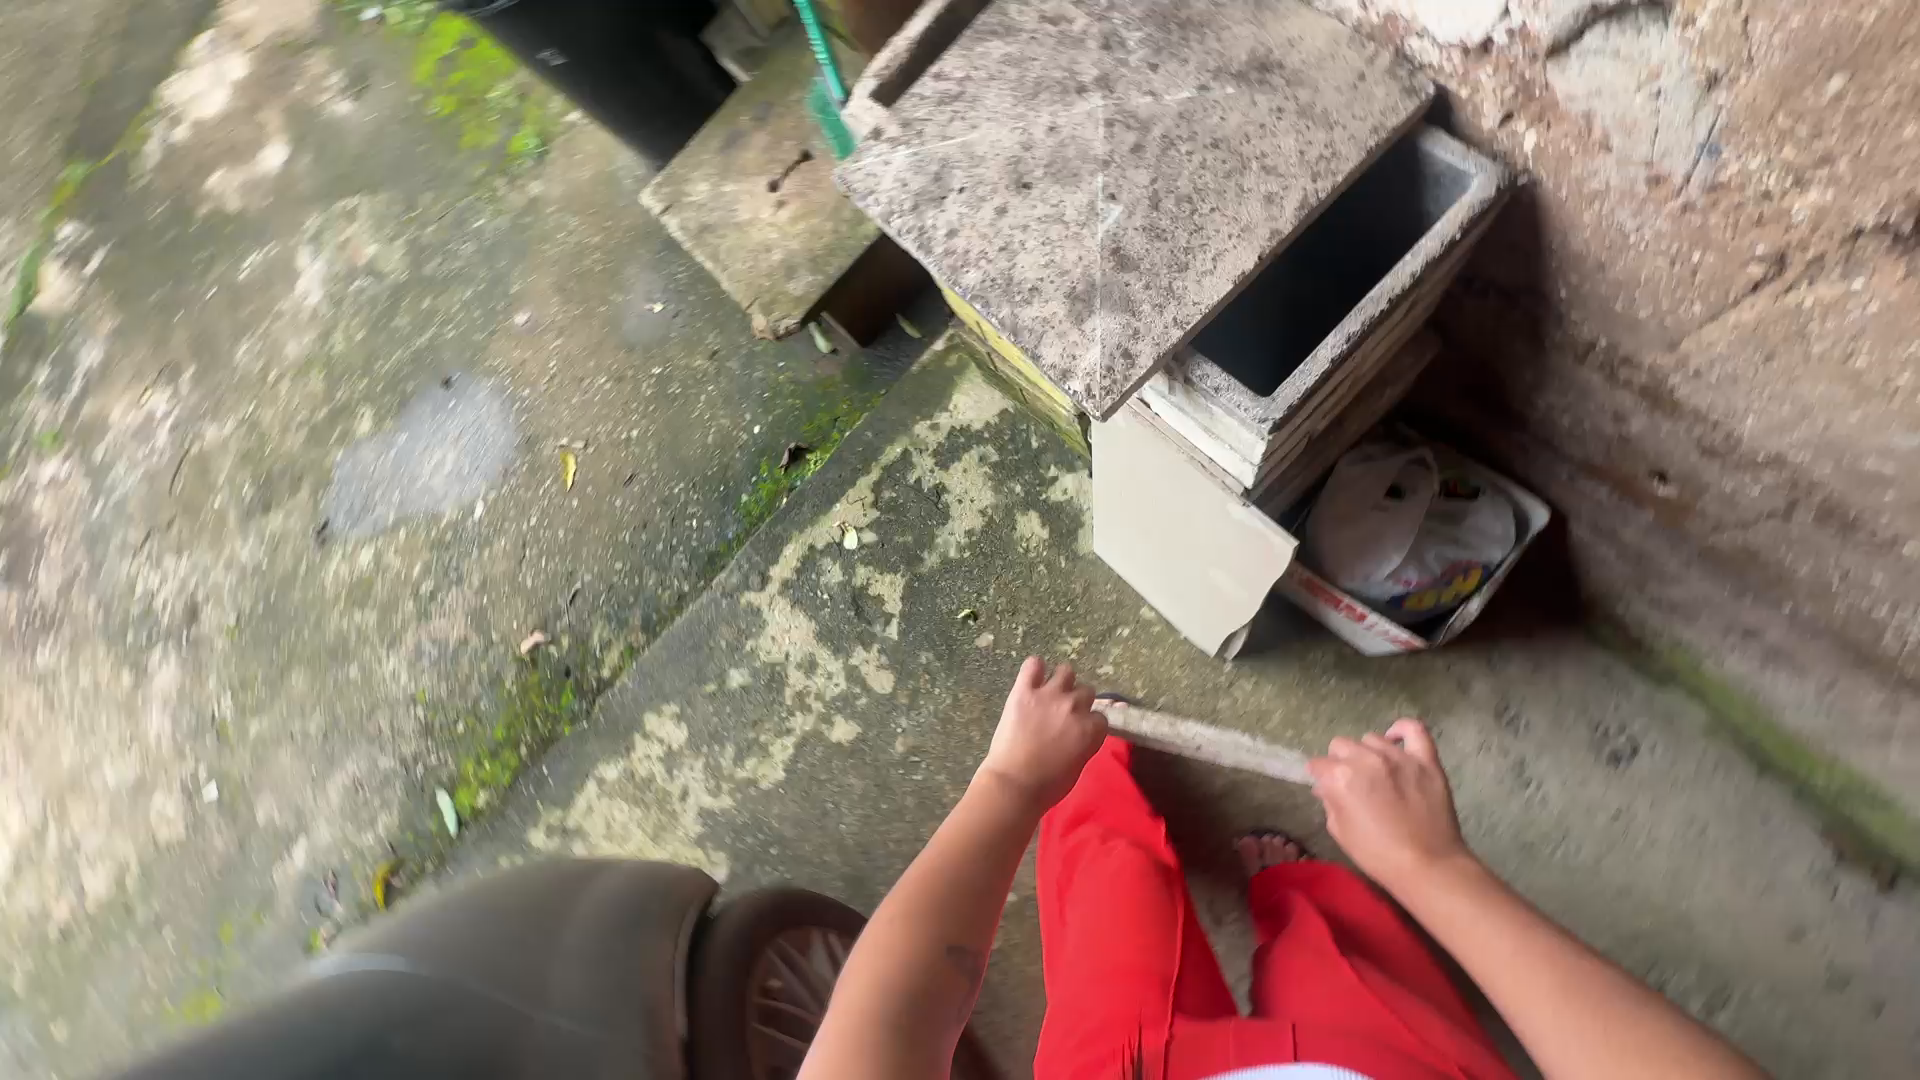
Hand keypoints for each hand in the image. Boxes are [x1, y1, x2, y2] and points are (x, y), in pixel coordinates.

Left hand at [976, 657, 1106, 812]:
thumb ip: (1085, 742)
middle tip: (1063, 714)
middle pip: (1086, 691)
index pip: (1099, 717)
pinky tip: (1032, 679)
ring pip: (1066, 671)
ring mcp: (1049, 695)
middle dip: (1077, 702)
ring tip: (1050, 693)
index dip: (1088, 723)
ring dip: (1061, 682)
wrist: (1014, 783)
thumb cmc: (1048, 785)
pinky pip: (1033, 664)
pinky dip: (1035, 668)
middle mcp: (1074, 706)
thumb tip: (1083, 731)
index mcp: (1091, 729)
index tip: (1078, 731)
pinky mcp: (1024, 690)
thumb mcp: (1079, 765)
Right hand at [1309, 718, 1474, 893]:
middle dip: (1340, 762)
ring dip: (1367, 752)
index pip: (1318, 764)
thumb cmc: (1377, 854)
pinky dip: (1402, 730)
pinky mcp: (1425, 761)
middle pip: (1340, 745)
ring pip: (1370, 739)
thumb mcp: (1339, 830)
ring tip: (1377, 771)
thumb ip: (1329, 800)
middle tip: (1353, 782)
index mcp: (1340, 777)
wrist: (1429, 867)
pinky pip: (1414, 730)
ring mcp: (1398, 757)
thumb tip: (1326, 786)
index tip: (1328, 788)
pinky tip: (1396, 740)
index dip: (1321, 777)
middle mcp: (1365, 760)